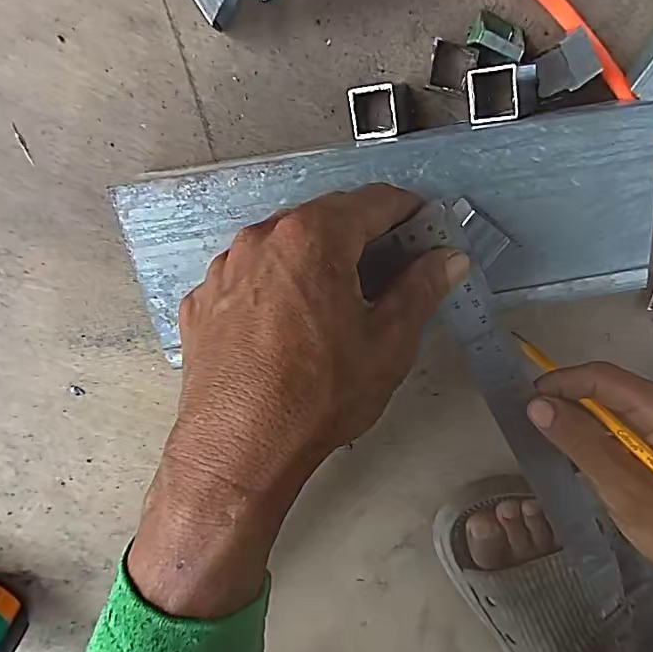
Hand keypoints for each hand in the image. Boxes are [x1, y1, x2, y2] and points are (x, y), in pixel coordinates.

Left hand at [129, 184, 468, 617]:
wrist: (237, 449)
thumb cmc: (319, 395)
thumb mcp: (387, 343)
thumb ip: (421, 288)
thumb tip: (449, 257)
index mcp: (313, 238)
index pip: (373, 202)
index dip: (407, 211)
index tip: (424, 228)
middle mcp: (262, 238)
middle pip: (324, 218)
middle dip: (361, 233)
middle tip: (389, 266)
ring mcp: (225, 267)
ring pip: (283, 244)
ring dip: (316, 257)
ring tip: (336, 296)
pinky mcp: (203, 299)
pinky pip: (250, 274)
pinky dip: (276, 283)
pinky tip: (287, 321)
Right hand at [526, 363, 652, 633]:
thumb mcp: (625, 490)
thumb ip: (581, 443)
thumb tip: (537, 405)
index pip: (602, 378)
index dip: (561, 383)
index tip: (527, 402)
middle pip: (606, 388)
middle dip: (566, 399)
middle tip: (533, 422)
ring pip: (610, 407)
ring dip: (578, 417)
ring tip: (548, 437)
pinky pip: (620, 426)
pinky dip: (594, 433)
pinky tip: (578, 452)